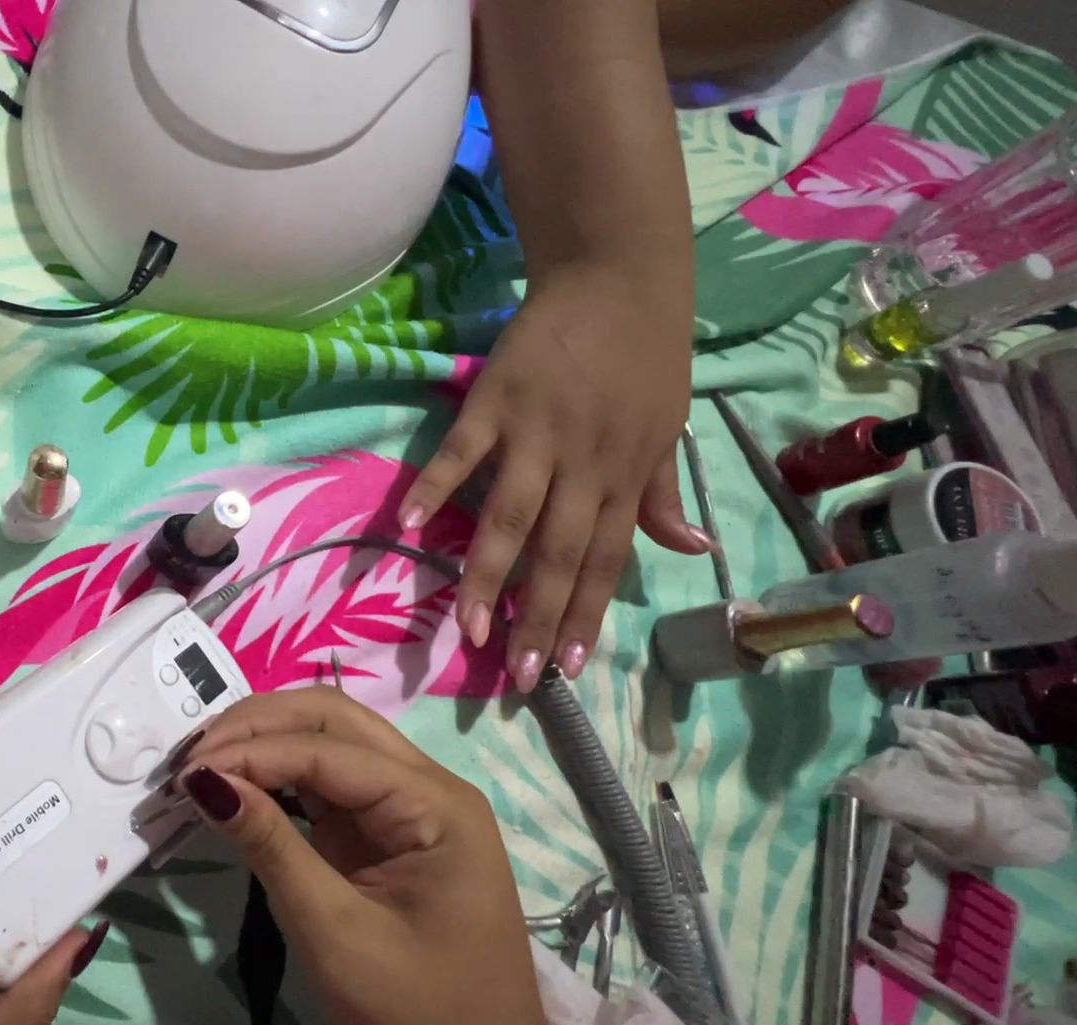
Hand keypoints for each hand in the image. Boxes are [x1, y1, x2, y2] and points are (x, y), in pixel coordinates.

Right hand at [175, 688, 564, 1024]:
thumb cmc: (418, 1019)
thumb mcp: (335, 935)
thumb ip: (270, 846)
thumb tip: (202, 780)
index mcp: (436, 805)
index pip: (329, 750)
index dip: (254, 751)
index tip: (186, 774)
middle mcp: (427, 786)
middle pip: (334, 721)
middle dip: (258, 725)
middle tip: (193, 752)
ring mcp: (407, 806)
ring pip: (329, 741)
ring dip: (265, 741)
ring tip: (204, 761)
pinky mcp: (383, 829)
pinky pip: (327, 781)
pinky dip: (278, 774)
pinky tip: (239, 781)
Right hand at [399, 266, 712, 690]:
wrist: (621, 277)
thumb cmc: (645, 356)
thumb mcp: (667, 427)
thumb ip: (661, 493)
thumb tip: (686, 550)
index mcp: (625, 475)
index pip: (606, 561)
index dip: (584, 616)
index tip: (563, 668)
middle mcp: (584, 465)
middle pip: (559, 554)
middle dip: (538, 618)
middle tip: (515, 675)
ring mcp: (537, 434)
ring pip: (512, 517)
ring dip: (489, 574)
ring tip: (468, 626)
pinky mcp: (496, 402)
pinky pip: (463, 452)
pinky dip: (436, 486)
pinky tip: (409, 524)